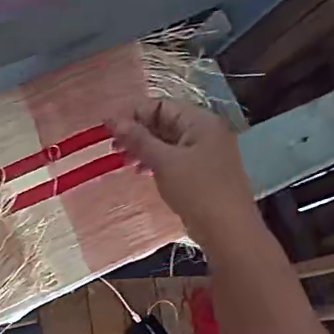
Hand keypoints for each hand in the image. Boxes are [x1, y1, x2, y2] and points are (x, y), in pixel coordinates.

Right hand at [108, 100, 261, 244]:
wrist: (226, 227)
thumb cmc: (197, 189)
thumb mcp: (164, 162)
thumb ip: (138, 139)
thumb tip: (113, 119)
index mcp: (200, 121)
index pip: (161, 106)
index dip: (133, 114)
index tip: (107, 128)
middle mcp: (204, 132)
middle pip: (164, 122)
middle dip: (136, 132)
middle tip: (113, 147)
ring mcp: (203, 152)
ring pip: (166, 142)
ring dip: (143, 148)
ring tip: (123, 160)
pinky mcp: (199, 171)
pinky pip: (172, 158)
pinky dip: (154, 161)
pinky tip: (140, 171)